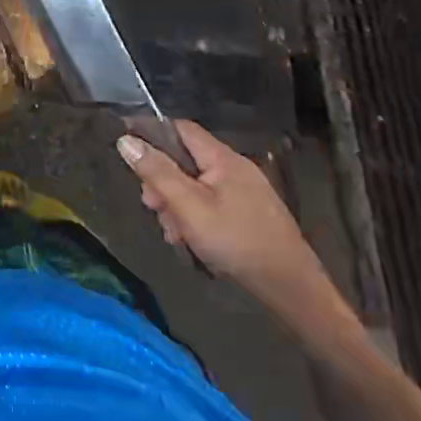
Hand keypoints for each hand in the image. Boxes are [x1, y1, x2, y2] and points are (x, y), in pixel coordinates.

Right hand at [119, 120, 326, 299]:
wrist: (294, 292)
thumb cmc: (237, 242)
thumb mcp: (187, 205)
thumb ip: (155, 171)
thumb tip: (126, 139)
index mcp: (224, 160)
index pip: (180, 128)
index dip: (151, 131)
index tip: (127, 147)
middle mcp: (237, 170)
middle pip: (184, 160)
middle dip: (161, 180)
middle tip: (151, 205)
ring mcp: (246, 194)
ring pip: (195, 185)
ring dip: (175, 204)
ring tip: (173, 232)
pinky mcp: (250, 215)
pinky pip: (210, 203)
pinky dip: (194, 216)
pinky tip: (190, 239)